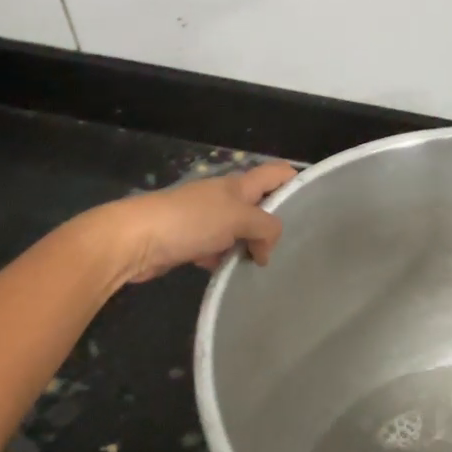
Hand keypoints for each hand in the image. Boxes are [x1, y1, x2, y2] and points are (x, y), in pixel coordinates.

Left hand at [99, 162, 297, 283]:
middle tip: (296, 248)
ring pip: (239, 232)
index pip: (276, 173)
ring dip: (250, 247)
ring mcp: (206, 221)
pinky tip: (234, 278)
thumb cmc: (191, 221)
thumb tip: (267, 250)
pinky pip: (218, 251)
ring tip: (270, 269)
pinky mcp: (191, 243)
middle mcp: (224, 198)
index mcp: (238, 185)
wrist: (136, 240)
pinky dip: (226, 262)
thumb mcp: (238, 218)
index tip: (316, 204)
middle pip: (259, 206)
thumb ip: (266, 228)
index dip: (296, 181)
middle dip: (275, 224)